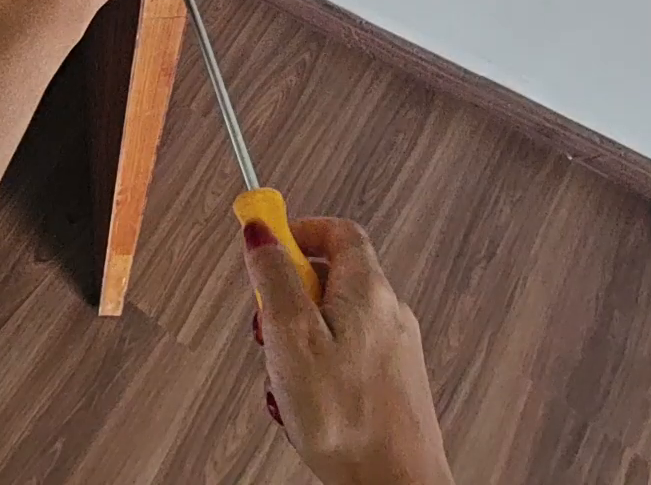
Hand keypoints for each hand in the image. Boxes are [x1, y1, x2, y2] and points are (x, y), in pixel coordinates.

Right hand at [242, 217, 452, 484]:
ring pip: (329, 319)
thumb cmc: (349, 422)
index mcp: (367, 291)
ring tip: (284, 372)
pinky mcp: (390, 384)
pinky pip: (340, 354)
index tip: (263, 239)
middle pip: (327, 275)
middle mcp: (387, 313)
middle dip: (286, 293)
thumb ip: (273, 276)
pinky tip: (302, 399)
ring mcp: (392, 350)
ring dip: (294, 337)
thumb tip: (259, 229)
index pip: (335, 229)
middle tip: (268, 321)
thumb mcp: (291, 335)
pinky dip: (313, 366)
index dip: (296, 229)